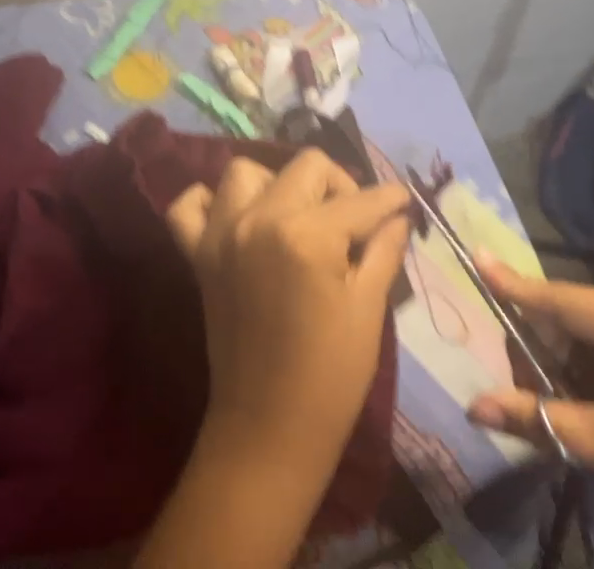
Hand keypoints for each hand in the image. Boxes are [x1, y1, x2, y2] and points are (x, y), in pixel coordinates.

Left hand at [165, 149, 411, 460]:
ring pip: (246, 171)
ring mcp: (221, 235)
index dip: (390, 199)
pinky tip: (237, 220)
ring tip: (298, 218)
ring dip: (277, 184)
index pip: (359, 200)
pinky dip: (210, 203)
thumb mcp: (369, 309)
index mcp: (307, 235)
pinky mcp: (197, 255)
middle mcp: (258, 220)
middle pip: (306, 167)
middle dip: (340, 185)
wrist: (269, 427)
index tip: (404, 201)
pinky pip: (189, 205)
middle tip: (354, 221)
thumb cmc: (332, 374)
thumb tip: (398, 215)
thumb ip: (383, 251)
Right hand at [467, 263, 593, 568]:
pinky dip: (589, 379)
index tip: (475, 256)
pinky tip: (566, 400)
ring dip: (563, 366)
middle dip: (539, 343)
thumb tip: (475, 405)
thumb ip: (542, 420)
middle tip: (500, 366)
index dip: (519, 286)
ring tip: (528, 392)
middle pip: (584, 318)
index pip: (574, 301)